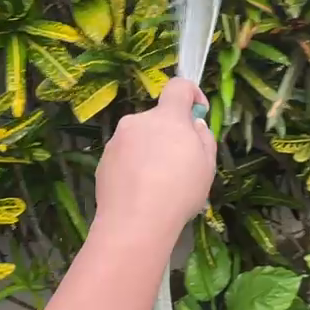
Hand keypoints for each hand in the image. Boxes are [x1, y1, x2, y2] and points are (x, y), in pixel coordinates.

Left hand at [91, 79, 215, 243]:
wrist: (134, 222)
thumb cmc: (179, 191)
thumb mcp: (206, 166)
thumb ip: (203, 138)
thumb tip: (194, 125)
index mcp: (166, 117)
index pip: (178, 87)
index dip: (192, 94)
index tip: (198, 113)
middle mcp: (138, 121)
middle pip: (158, 119)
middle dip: (170, 135)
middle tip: (180, 165)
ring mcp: (117, 141)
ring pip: (140, 139)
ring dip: (150, 152)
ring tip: (158, 185)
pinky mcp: (103, 161)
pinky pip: (124, 157)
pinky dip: (133, 167)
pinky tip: (139, 193)